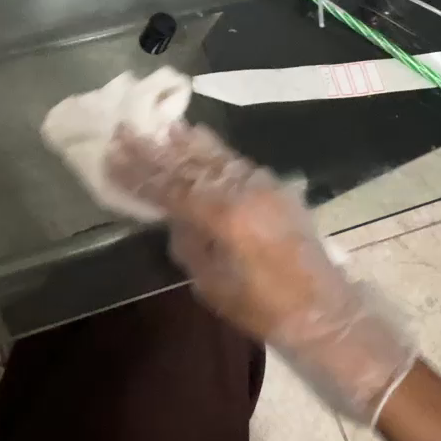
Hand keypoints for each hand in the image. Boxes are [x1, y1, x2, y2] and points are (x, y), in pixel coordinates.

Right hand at [106, 124, 416, 422]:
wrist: (329, 313)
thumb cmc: (266, 310)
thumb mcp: (214, 286)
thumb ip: (189, 245)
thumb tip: (174, 219)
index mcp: (223, 218)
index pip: (170, 188)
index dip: (138, 173)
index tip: (111, 156)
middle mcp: (242, 192)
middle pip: (188, 165)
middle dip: (154, 150)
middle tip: (125, 130)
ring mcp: (262, 186)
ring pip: (214, 157)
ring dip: (184, 143)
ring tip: (158, 127)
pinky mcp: (276, 189)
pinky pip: (236, 162)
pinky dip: (213, 150)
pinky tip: (199, 139)